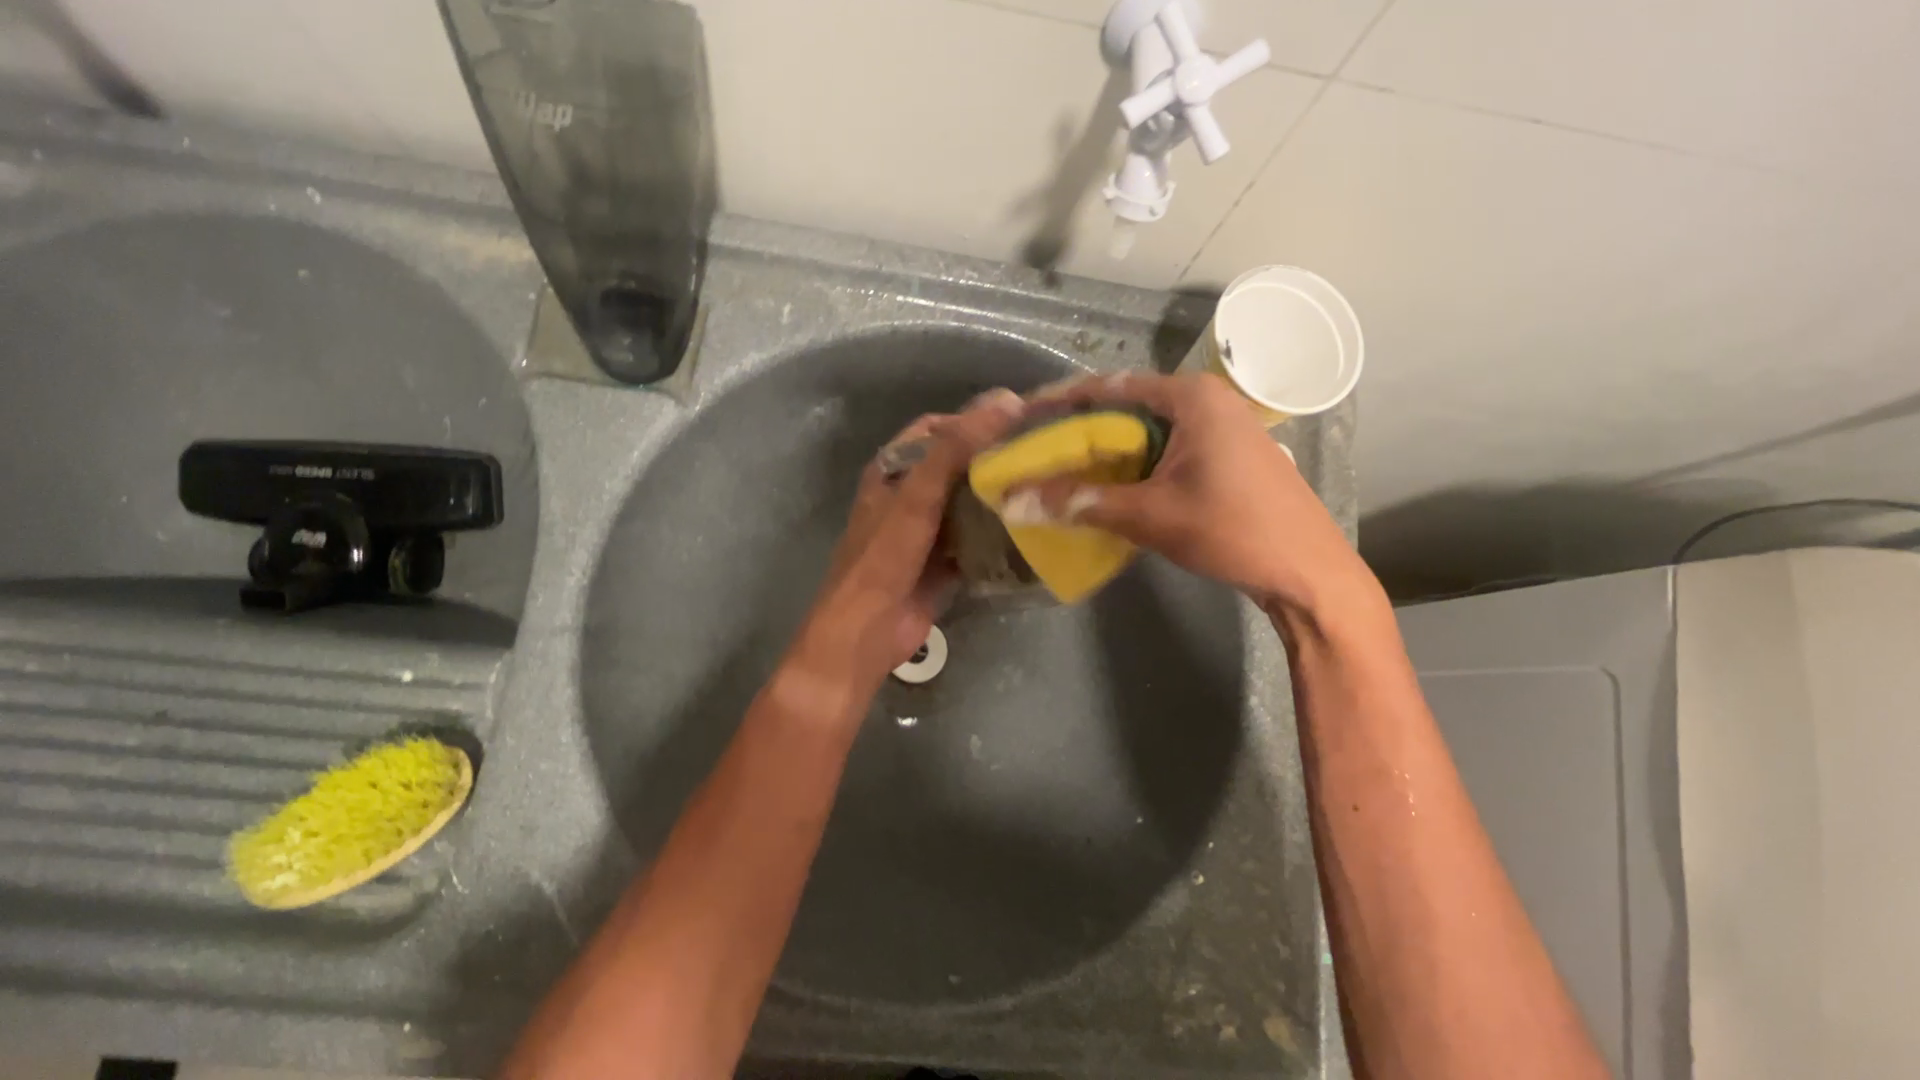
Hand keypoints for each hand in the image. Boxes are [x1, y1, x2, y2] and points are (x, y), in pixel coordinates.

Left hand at [791, 391, 1023, 688]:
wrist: (867, 629)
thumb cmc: (885, 555)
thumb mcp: (918, 494)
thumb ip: (957, 448)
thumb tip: (1006, 401)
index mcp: (892, 471)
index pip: (935, 430)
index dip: (970, 422)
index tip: (1015, 423)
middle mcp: (908, 497)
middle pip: (957, 467)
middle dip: (993, 461)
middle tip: (1041, 456)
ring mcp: (926, 532)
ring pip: (968, 505)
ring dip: (998, 498)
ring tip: (1045, 487)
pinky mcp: (942, 565)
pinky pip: (975, 542)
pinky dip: (998, 537)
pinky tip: (1032, 530)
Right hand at [1015, 373, 1369, 615]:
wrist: (1308, 571)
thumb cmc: (1231, 531)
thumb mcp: (1148, 516)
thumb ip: (1079, 502)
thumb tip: (1013, 501)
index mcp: (1191, 396)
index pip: (1109, 386)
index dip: (1061, 401)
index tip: (1021, 417)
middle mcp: (1208, 398)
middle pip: (1128, 405)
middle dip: (1081, 429)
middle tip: (1038, 450)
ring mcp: (1224, 424)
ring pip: (1148, 428)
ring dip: (1108, 449)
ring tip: (1064, 470)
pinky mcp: (1229, 452)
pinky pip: (1169, 445)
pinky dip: (1136, 462)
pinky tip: (1112, 486)